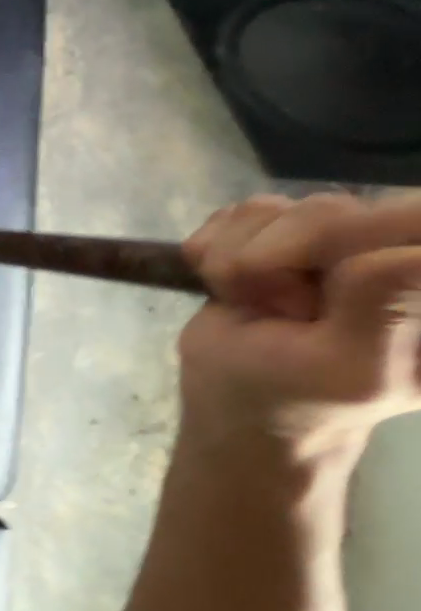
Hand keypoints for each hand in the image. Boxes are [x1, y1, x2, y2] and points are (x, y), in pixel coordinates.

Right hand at [179, 192, 420, 458]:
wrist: (233, 401)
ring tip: (248, 302)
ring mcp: (322, 244)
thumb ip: (384, 308)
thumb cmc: (299, 397)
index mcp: (418, 289)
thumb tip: (410, 253)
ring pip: (271, 209)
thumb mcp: (353, 368)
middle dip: (274, 258)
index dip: (349, 237)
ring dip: (235, 260)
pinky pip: (232, 214)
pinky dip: (211, 250)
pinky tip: (227, 287)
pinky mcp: (266, 237)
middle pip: (327, 210)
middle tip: (275, 309)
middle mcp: (383, 255)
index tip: (305, 295)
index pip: (406, 218)